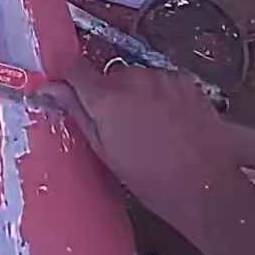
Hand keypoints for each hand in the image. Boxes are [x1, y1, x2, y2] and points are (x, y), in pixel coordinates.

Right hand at [44, 66, 248, 254]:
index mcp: (106, 98)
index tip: (67, 85)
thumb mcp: (105, 151)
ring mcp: (161, 76)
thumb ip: (77, 113)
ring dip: (138, 93)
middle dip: (111, 95)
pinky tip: (171, 120)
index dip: (69, 76)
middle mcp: (132, 78)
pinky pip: (163, 79)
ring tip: (151, 126)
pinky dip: (162, 93)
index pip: (75, 69)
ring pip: (138, 78)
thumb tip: (49, 89)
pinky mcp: (184, 78)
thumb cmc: (150, 178)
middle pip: (110, 77)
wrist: (205, 185)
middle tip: (121, 125)